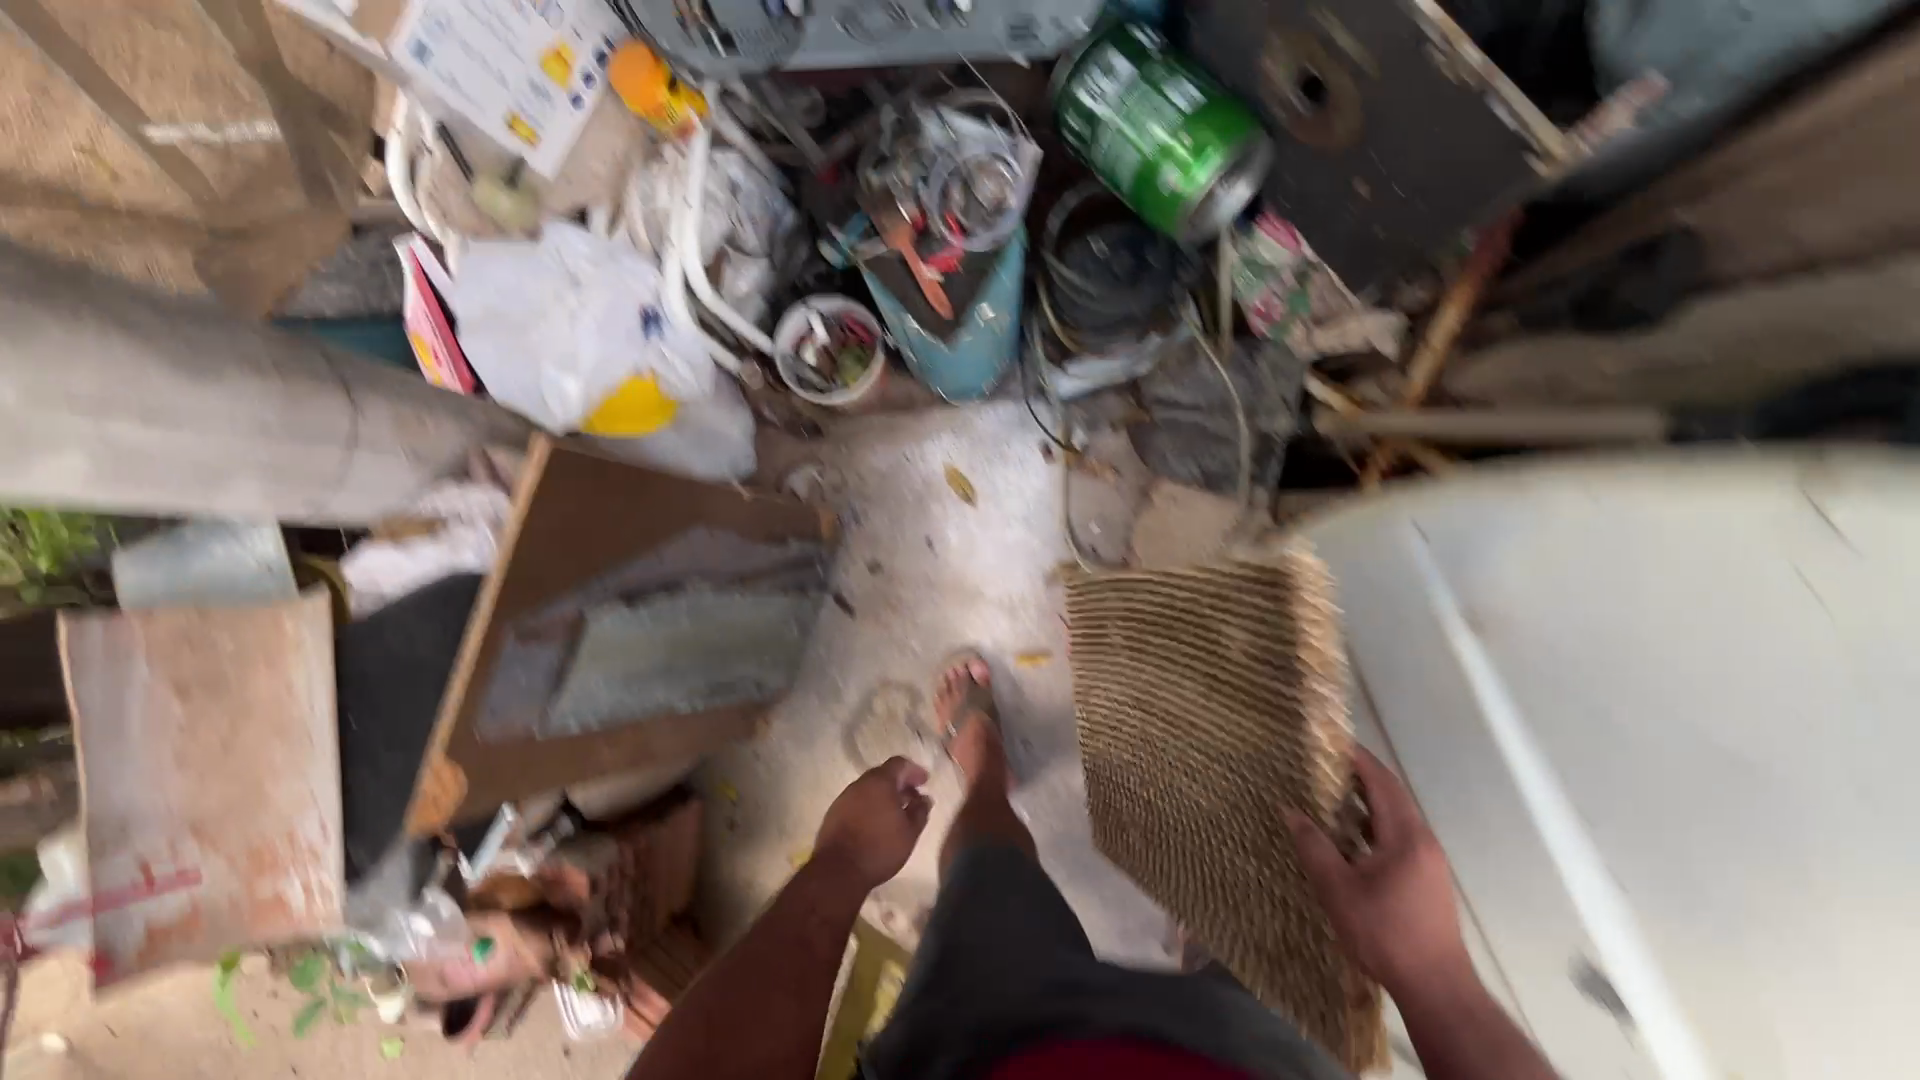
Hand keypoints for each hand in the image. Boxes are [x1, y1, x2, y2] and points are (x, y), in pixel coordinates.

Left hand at [814, 757, 932, 892]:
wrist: (838, 870)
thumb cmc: (880, 848)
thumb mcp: (909, 832)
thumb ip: (920, 812)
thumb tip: (924, 799)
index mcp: (880, 782)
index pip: (899, 763)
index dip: (914, 770)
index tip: (924, 782)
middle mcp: (860, 784)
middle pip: (882, 774)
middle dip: (899, 783)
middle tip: (912, 798)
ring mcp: (844, 798)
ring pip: (868, 789)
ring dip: (884, 795)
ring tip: (896, 813)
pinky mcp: (834, 813)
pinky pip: (857, 802)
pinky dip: (870, 806)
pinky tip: (876, 823)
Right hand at [1287, 746, 1473, 999]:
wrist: (1436, 986)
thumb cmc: (1384, 932)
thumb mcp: (1337, 888)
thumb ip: (1313, 846)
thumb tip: (1290, 811)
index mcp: (1405, 835)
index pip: (1382, 781)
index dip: (1357, 758)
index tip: (1331, 741)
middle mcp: (1423, 841)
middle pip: (1392, 796)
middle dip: (1360, 776)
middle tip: (1324, 764)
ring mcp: (1430, 862)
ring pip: (1396, 818)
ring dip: (1366, 802)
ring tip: (1330, 796)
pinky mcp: (1428, 880)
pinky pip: (1399, 837)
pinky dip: (1374, 825)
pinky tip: (1351, 838)